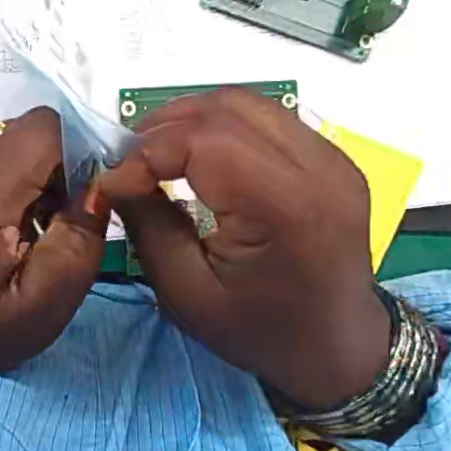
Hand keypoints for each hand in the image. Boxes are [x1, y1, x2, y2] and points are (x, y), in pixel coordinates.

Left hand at [0, 108, 110, 428]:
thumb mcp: (48, 302)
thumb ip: (80, 237)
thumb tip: (100, 182)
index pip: (43, 128)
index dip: (78, 149)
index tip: (88, 194)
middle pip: (24, 130)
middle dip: (56, 163)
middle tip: (60, 217)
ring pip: (5, 140)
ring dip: (32, 172)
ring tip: (32, 225)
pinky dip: (8, 179)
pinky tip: (6, 223)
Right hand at [97, 88, 390, 410]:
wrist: (336, 348)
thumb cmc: (258, 332)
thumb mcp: (186, 294)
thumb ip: (149, 227)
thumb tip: (114, 178)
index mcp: (284, 207)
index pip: (205, 138)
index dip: (148, 151)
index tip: (114, 183)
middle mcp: (318, 168)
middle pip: (227, 108)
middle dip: (164, 127)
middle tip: (128, 164)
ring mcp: (332, 158)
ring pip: (248, 103)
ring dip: (191, 121)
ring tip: (155, 156)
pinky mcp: (333, 159)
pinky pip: (267, 120)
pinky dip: (221, 129)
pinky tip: (197, 158)